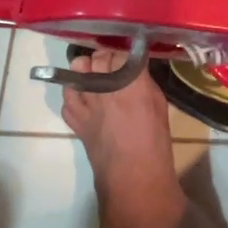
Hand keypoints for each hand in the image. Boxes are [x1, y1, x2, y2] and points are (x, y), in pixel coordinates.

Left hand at [60, 49, 170, 164]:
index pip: (123, 53)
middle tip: (116, 64)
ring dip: (86, 68)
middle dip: (107, 57)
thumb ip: (144, 83)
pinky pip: (68, 98)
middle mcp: (105, 88)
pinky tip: (85, 97)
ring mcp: (86, 104)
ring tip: (95, 73)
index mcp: (131, 82)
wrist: (133, 173)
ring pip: (77, 71)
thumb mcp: (159, 104)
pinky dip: (75, 93)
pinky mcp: (75, 120)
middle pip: (99, 58)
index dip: (127, 53)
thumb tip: (136, 72)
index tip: (132, 57)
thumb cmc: (155, 140)